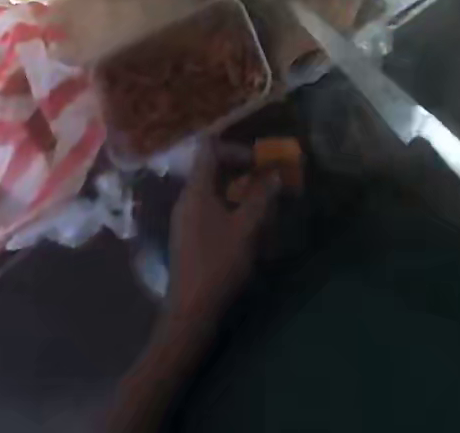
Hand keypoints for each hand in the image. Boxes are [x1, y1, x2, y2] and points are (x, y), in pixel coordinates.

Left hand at [167, 140, 278, 324]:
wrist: (190, 313)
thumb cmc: (219, 264)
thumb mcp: (247, 228)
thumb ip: (261, 197)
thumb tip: (275, 174)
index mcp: (196, 190)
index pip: (209, 150)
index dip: (234, 147)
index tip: (257, 158)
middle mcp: (186, 198)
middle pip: (208, 167)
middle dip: (237, 165)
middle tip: (263, 174)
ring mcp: (184, 217)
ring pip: (209, 187)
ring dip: (233, 184)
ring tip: (258, 194)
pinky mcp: (187, 234)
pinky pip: (206, 204)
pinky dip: (226, 201)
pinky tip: (243, 218)